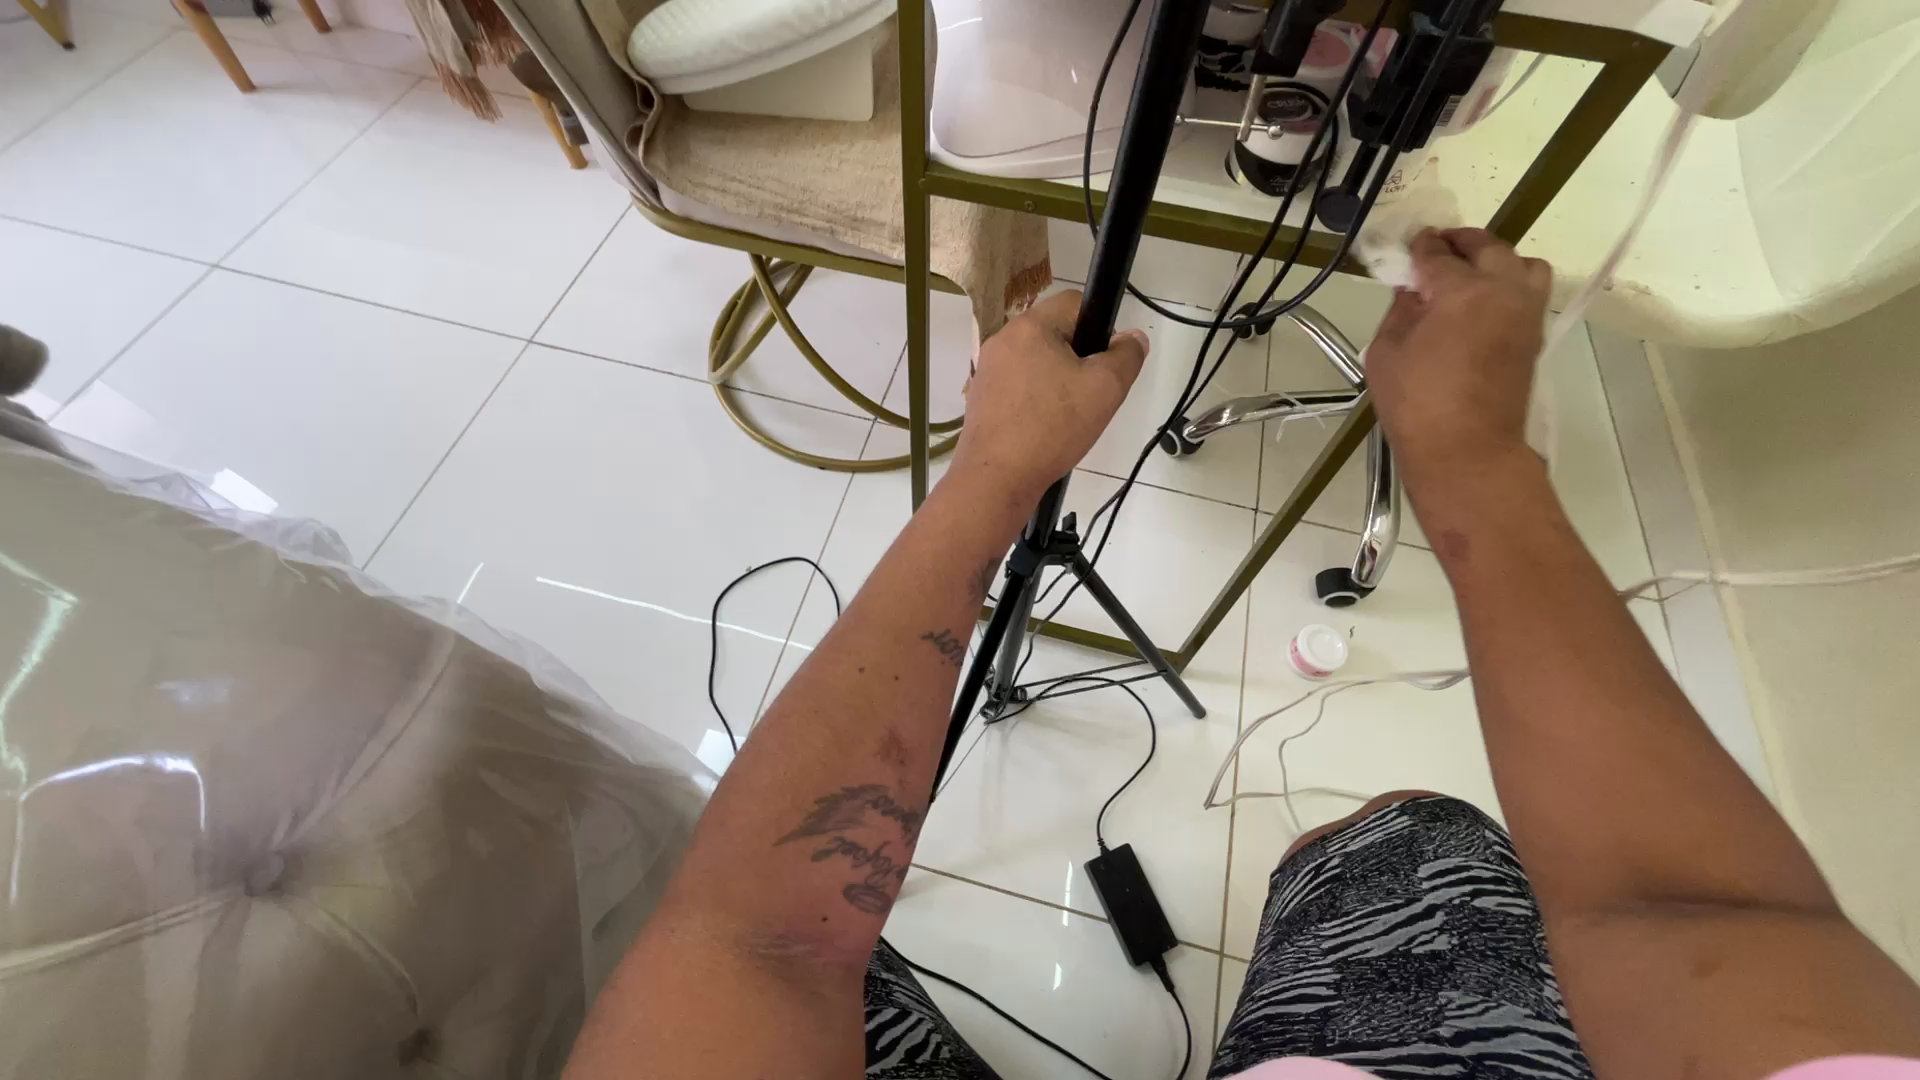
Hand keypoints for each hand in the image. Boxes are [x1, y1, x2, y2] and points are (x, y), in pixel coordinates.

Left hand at [948, 290, 1147, 507]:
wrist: (996, 478)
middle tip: (1092, 395)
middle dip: (1079, 359)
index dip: (1100, 325)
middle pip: (1055, 334)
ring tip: (1070, 417)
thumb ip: (1126, 356)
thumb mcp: (1106, 389)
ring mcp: (987, 371)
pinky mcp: (981, 399)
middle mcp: (1002, 341)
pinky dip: (1037, 401)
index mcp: (1030, 327)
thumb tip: (1131, 338)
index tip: (1107, 362)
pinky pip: (1020, 388)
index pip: (1075, 302)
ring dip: (1059, 382)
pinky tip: (1046, 429)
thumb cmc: (1052, 428)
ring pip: (1038, 364)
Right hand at [1366, 228, 1552, 470]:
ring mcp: (1526, 312)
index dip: (1421, 246)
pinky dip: (1507, 283)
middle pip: (1488, 248)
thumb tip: (1411, 290)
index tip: (1410, 242)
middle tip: (1438, 246)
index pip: (1439, 256)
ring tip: (1468, 273)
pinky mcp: (1534, 335)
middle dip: (1461, 242)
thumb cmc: (1415, 403)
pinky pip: (1527, 291)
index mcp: (1463, 292)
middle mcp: (1504, 290)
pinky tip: (1480, 301)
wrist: (1466, 448)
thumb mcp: (1385, 353)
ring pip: (1521, 264)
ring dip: (1495, 259)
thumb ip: (1400, 312)